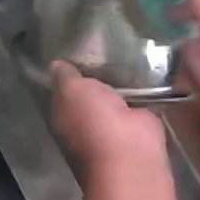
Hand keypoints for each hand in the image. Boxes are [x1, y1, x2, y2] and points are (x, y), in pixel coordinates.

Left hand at [50, 61, 167, 180]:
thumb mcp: (72, 90)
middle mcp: (84, 126)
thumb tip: (55, 65)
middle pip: (87, 97)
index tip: (73, 52)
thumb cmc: (92, 121)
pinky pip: (136, 104)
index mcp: (62, 118)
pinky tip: (143, 72)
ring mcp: (113, 129)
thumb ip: (65, 76)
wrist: (130, 151)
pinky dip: (140, 93)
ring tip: (123, 54)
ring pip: (111, 100)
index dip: (66, 74)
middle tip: (100, 48)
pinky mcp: (138, 129)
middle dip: (93, 78)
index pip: (60, 93)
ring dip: (117, 85)